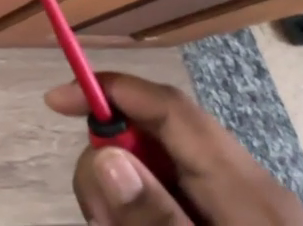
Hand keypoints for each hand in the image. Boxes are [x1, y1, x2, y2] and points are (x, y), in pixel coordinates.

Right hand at [46, 73, 302, 225]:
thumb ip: (155, 220)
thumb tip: (104, 157)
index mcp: (247, 190)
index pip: (169, 107)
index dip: (109, 90)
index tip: (54, 103)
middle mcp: (248, 189)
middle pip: (156, 137)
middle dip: (110, 160)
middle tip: (95, 217)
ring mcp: (246, 211)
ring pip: (159, 171)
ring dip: (124, 196)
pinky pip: (176, 199)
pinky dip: (146, 212)